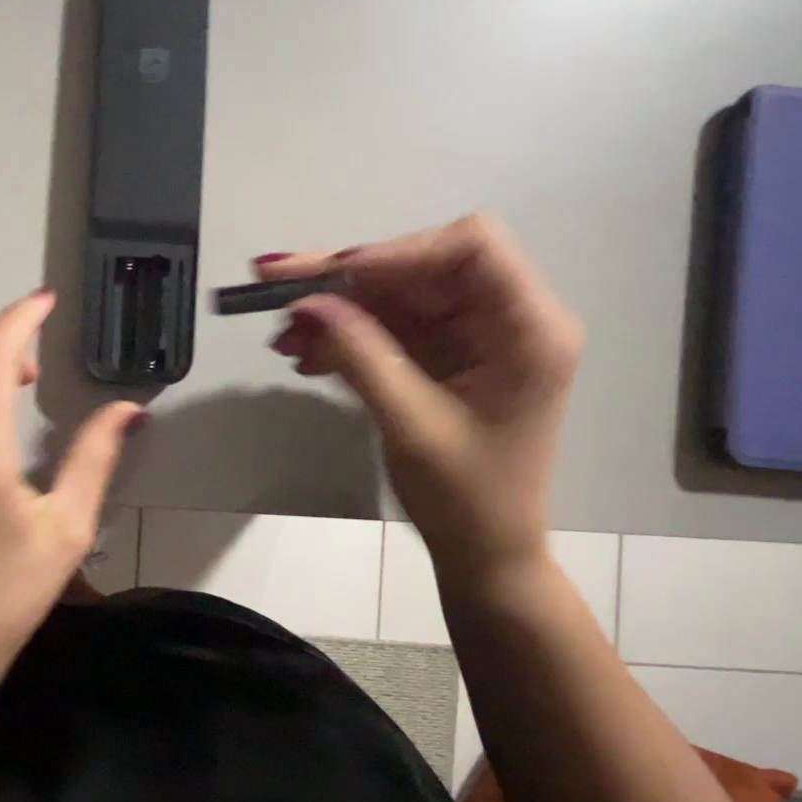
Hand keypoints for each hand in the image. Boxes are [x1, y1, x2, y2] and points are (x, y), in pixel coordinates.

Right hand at [260, 213, 581, 574]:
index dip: (396, 251)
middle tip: (273, 282)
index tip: (332, 276)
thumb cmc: (467, 497)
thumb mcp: (411, 425)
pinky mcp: (443, 355)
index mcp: (527, 328)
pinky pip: (388, 326)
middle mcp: (504, 318)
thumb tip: (304, 305)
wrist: (483, 551)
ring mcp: (470, 336)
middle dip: (346, 278)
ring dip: (336, 309)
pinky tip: (304, 354)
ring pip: (395, 294)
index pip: (469, 249)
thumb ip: (360, 356)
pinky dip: (344, 335)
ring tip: (282, 335)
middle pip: (421, 267)